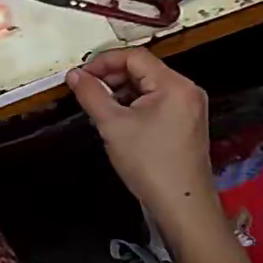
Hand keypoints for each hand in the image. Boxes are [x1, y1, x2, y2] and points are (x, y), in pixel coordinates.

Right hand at [67, 48, 215, 223]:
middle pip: (143, 70)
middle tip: (85, 91)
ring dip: (120, 92)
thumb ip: (91, 95)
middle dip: (111, 77)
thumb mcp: (113, 125)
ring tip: (97, 107)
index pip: (135, 57)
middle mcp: (186, 90)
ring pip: (147, 88)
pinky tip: (116, 120)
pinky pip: (155, 103)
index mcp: (174, 84)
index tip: (80, 75)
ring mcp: (188, 108)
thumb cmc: (148, 163)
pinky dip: (133, 106)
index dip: (103, 61)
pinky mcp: (185, 124)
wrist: (181, 205)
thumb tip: (74, 74)